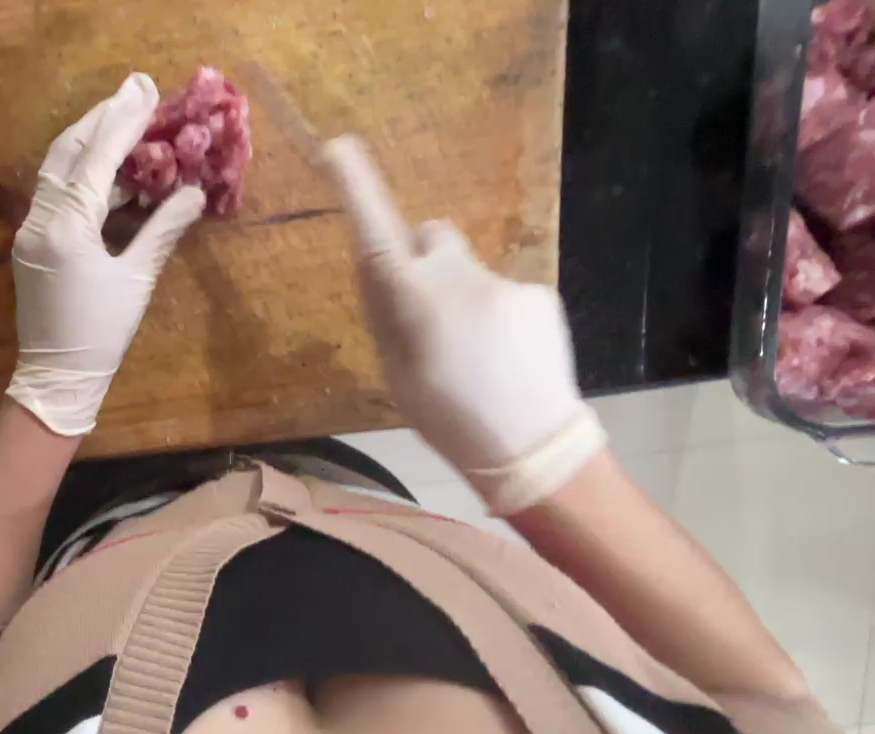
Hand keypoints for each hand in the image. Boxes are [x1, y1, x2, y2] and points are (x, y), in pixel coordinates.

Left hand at [6, 74, 207, 436]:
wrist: (56, 379)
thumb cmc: (99, 335)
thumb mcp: (137, 281)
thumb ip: (163, 229)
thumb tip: (195, 192)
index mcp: (67, 226)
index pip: (97, 157)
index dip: (123, 120)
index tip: (146, 89)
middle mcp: (40, 220)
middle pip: (67, 151)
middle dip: (100, 120)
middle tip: (133, 96)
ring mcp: (30, 231)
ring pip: (56, 171)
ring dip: (89, 145)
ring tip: (126, 130)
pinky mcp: (30, 245)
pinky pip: (54, 196)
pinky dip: (80, 177)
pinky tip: (109, 177)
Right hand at [324, 136, 603, 514]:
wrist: (527, 444)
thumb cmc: (443, 417)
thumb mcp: (395, 372)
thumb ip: (387, 315)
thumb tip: (380, 271)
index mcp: (411, 304)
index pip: (375, 235)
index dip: (356, 190)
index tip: (339, 148)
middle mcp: (455, 278)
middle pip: (428, 240)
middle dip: (422, 261)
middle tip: (426, 316)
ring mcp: (501, 282)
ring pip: (466, 270)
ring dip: (461, 296)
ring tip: (473, 354)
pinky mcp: (535, 292)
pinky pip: (501, 291)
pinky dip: (496, 317)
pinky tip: (504, 357)